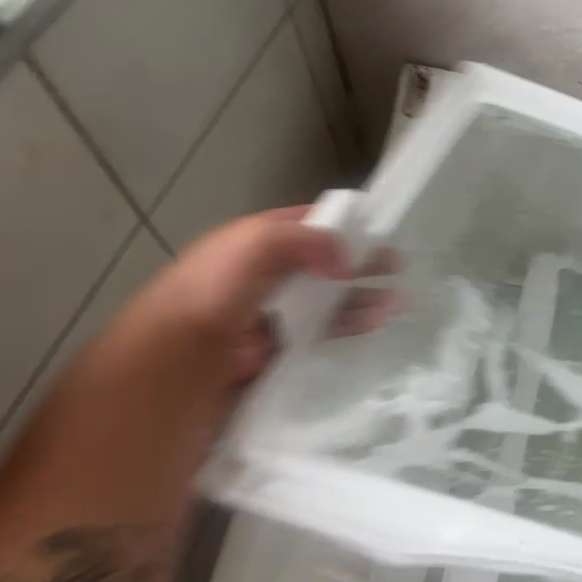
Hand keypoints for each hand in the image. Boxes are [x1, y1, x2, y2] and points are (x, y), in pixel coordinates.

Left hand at [113, 207, 397, 386]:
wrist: (181, 357)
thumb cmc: (216, 290)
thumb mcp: (257, 244)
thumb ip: (305, 240)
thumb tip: (346, 259)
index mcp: (255, 243)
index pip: (305, 225)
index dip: (341, 225)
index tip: (380, 229)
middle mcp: (266, 275)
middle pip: (324, 264)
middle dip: (362, 263)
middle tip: (399, 267)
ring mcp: (274, 312)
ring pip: (329, 300)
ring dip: (364, 297)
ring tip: (398, 304)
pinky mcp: (282, 347)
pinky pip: (324, 332)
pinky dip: (351, 327)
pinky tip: (375, 325)